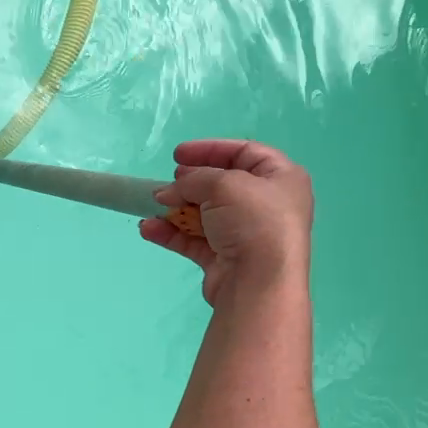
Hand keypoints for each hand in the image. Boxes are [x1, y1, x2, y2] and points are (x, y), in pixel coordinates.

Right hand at [141, 140, 313, 311]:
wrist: (258, 278)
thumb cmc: (253, 221)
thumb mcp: (226, 185)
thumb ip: (194, 180)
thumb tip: (168, 189)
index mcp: (279, 177)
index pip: (245, 152)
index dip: (211, 149)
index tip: (177, 154)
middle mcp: (264, 202)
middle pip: (221, 184)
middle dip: (190, 182)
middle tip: (168, 182)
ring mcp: (242, 231)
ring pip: (203, 213)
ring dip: (174, 209)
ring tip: (152, 207)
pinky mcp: (222, 256)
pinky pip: (192, 239)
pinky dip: (170, 233)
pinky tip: (148, 229)